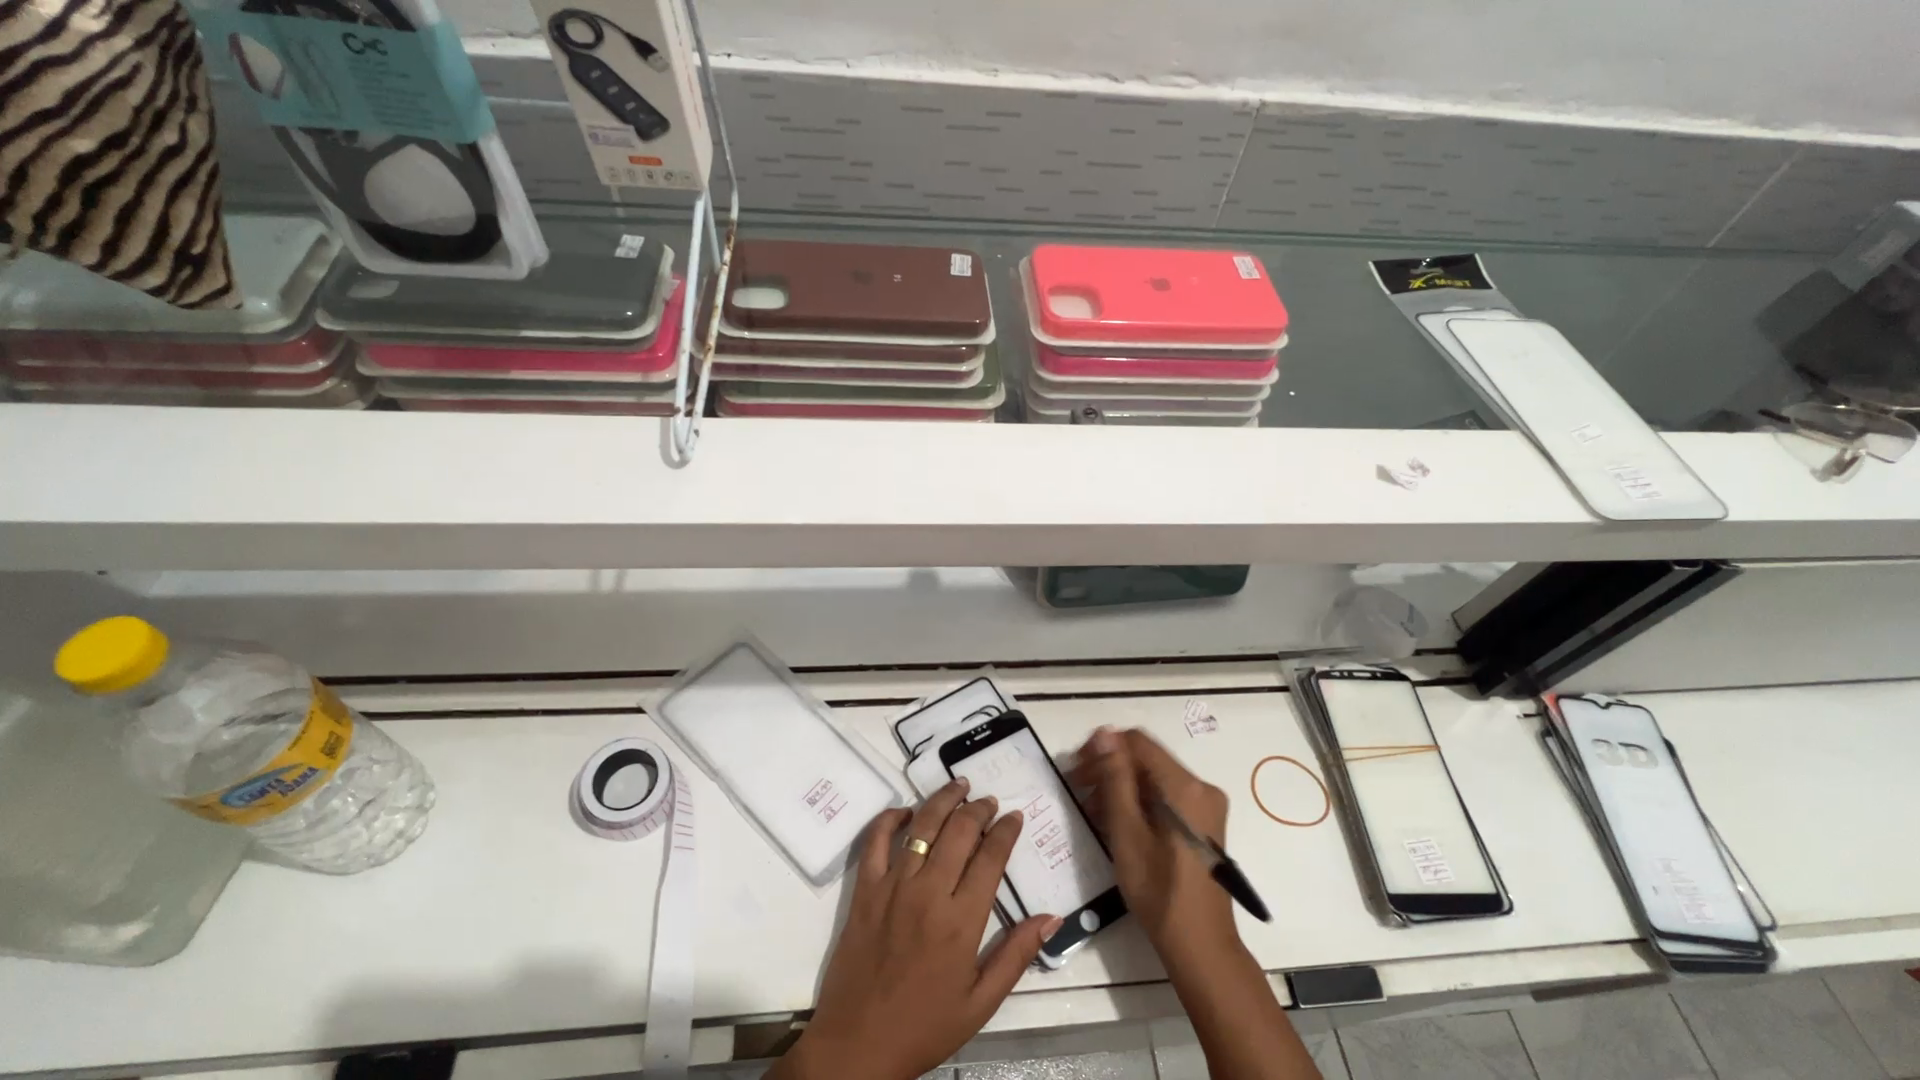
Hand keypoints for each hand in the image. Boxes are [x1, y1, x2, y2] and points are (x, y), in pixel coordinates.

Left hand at [772, 778, 1062, 1079]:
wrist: (858, 1044)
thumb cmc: (925, 1027)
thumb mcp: (981, 1002)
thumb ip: (1016, 955)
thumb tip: (1051, 917)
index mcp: (962, 921)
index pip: (991, 857)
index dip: (1006, 831)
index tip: (1015, 817)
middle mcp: (929, 894)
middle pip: (959, 832)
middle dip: (979, 809)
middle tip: (989, 801)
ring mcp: (892, 888)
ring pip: (921, 828)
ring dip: (942, 801)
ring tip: (957, 786)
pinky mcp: (864, 892)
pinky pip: (874, 842)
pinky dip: (889, 819)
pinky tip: (904, 811)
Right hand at [1069, 728, 1236, 963]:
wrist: (1199, 943)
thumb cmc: (1158, 889)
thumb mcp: (1127, 832)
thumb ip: (1115, 779)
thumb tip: (1103, 734)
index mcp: (1186, 787)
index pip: (1138, 743)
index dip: (1103, 748)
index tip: (1075, 769)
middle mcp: (1202, 788)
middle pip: (1147, 760)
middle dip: (1109, 769)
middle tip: (1077, 789)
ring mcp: (1205, 807)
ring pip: (1154, 780)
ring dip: (1121, 787)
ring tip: (1091, 810)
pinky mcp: (1203, 824)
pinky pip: (1166, 798)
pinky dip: (1139, 803)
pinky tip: (1115, 822)